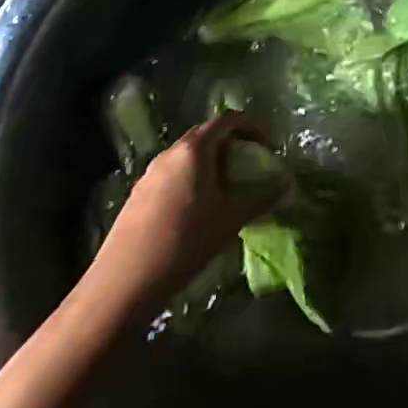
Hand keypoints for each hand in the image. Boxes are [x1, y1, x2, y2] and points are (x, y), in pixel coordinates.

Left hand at [88, 112, 287, 315]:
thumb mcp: (233, 217)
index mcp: (193, 150)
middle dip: (232, 141)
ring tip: (228, 186)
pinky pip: (173, 175)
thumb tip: (286, 181)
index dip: (252, 124)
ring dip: (212, 161)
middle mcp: (169, 155)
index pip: (227, 120)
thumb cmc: (184, 242)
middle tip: (252, 161)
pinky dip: (194, 178)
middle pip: (206, 134)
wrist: (121, 287)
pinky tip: (200, 208)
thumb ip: (263, 195)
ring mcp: (148, 176)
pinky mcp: (137, 198)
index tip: (268, 141)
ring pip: (188, 156)